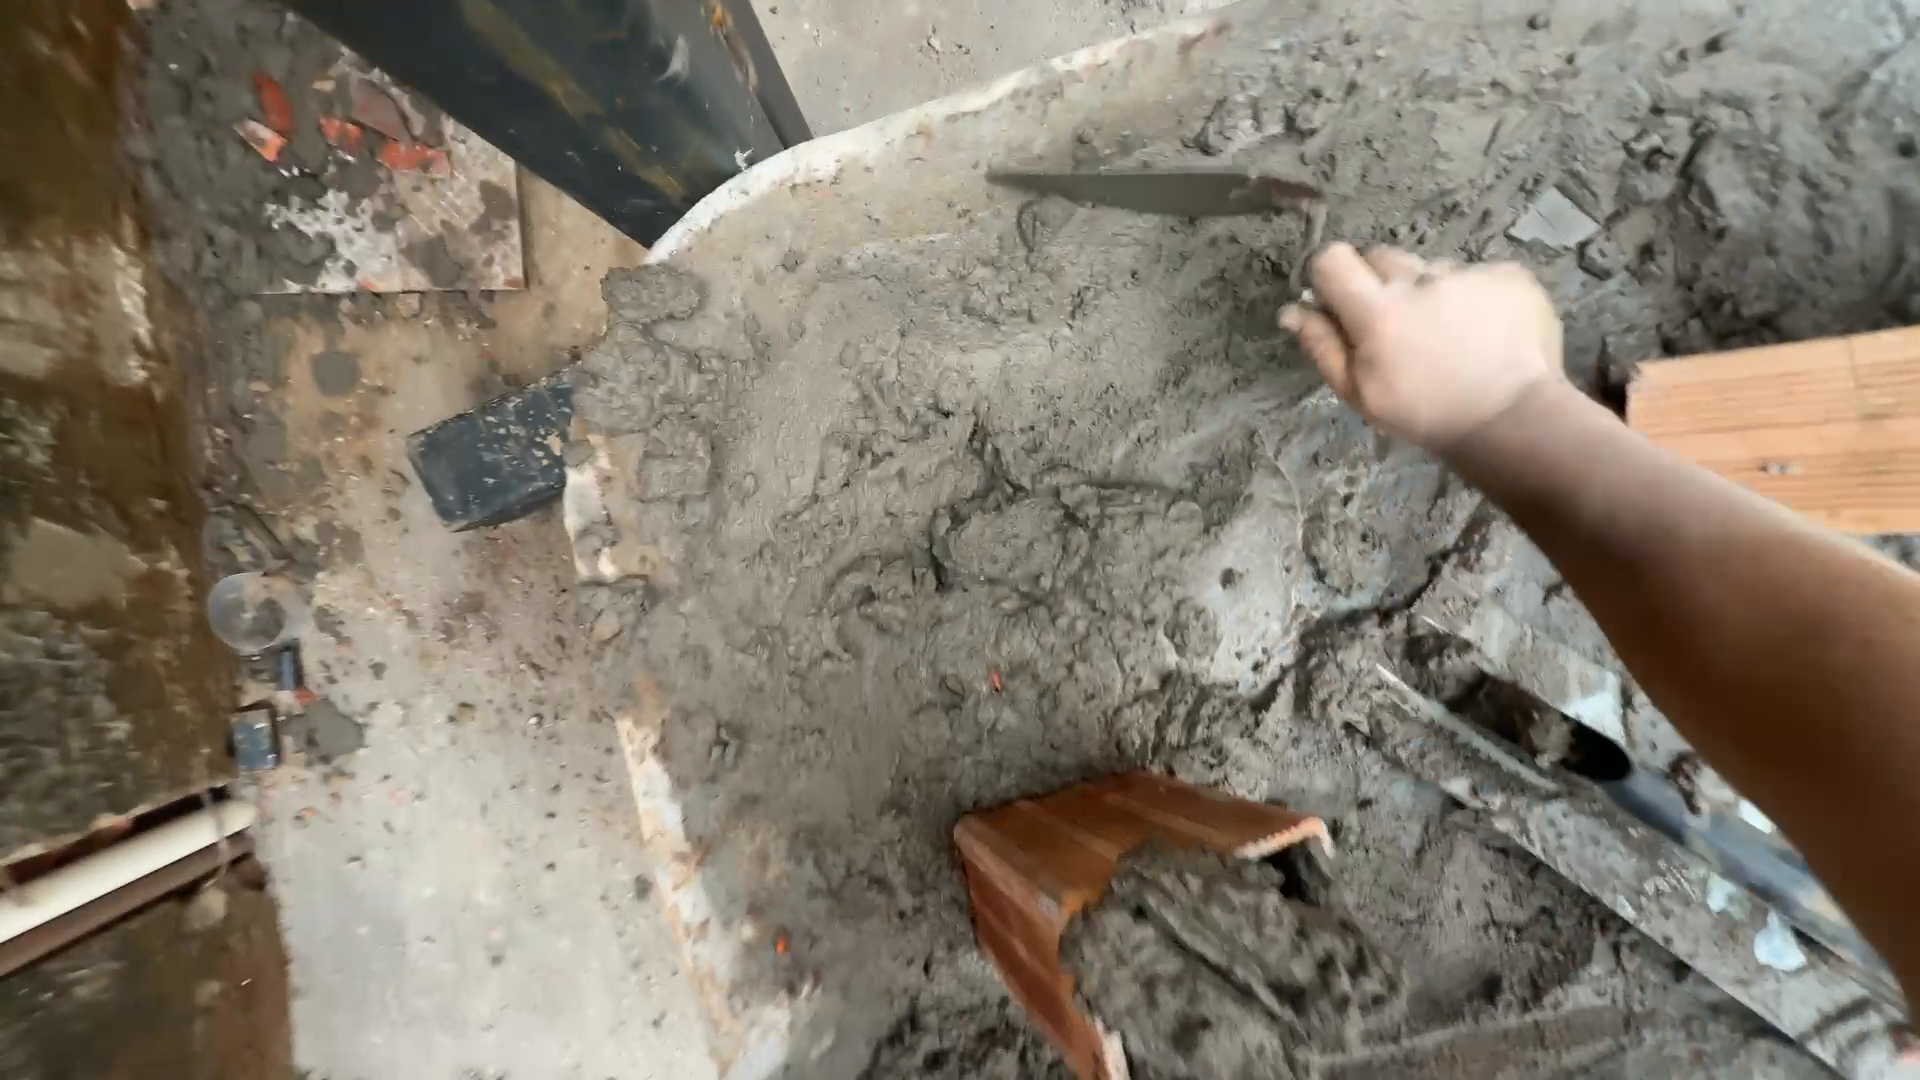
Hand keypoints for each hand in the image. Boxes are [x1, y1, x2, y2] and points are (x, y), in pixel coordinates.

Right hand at [1279, 243, 1566, 450]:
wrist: (1511, 417)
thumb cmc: (1421, 413)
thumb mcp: (1357, 391)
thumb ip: (1321, 345)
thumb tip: (1291, 310)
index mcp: (1376, 311)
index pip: (1332, 259)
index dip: (1326, 274)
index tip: (1333, 298)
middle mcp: (1420, 280)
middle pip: (1379, 255)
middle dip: (1374, 282)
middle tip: (1390, 324)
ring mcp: (1468, 273)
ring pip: (1427, 267)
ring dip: (1424, 291)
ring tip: (1442, 334)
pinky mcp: (1508, 273)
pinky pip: (1473, 274)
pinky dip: (1467, 296)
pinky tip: (1477, 331)